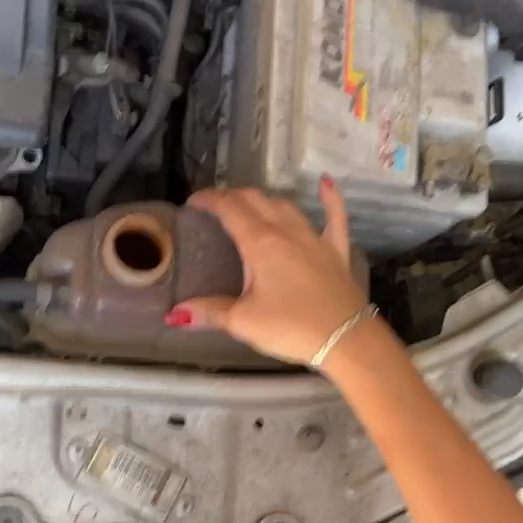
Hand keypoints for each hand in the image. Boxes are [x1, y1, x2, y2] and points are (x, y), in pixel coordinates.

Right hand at [169, 175, 370, 365]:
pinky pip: (334, 216)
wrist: (346, 339)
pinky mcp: (336, 251)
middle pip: (256, 200)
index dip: (209, 200)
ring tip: (250, 205)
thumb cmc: (290, 328)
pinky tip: (325, 183)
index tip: (193, 203)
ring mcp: (315, 238)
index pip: (230, 209)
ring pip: (286, 206)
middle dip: (232, 197)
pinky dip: (329, 198)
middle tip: (216, 206)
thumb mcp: (243, 322)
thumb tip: (176, 313)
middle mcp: (287, 231)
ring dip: (264, 200)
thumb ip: (209, 312)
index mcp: (260, 243)